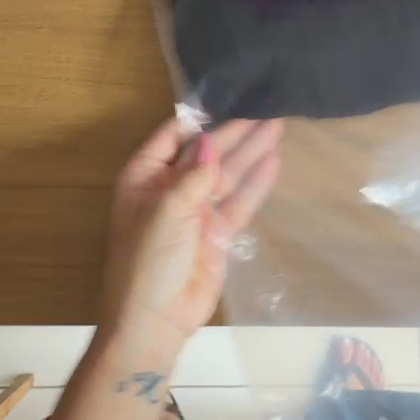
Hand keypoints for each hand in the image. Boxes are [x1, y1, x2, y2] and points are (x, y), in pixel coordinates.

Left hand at [100, 117, 282, 353]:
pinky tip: (273, 161)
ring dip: (250, 152)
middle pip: (205, 153)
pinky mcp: (217, 234)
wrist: (155, 321)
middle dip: (233, 133)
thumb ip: (192, 175)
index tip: (225, 98)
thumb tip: (209, 141)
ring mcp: (195, 212)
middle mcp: (169, 190)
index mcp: (143, 179)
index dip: (197, 120)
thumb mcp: (166, 212)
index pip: (170, 138)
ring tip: (276, 124)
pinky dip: (255, 183)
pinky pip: (238, 202)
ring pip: (226, 174)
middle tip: (264, 108)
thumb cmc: (147, 262)